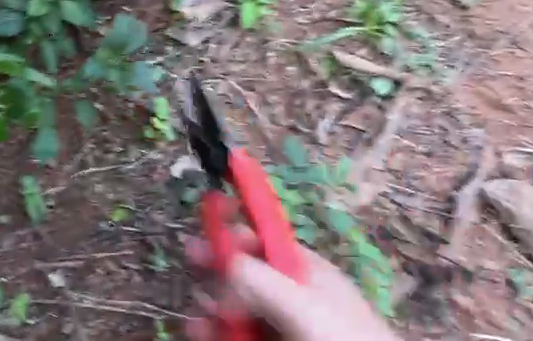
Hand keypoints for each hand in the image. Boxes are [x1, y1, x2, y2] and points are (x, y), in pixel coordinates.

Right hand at [186, 230, 400, 340]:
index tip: (211, 205)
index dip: (239, 218)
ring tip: (197, 316)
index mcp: (305, 270)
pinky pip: (243, 333)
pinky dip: (221, 331)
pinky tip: (203, 332)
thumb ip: (262, 279)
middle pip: (247, 270)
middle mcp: (293, 294)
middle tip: (190, 255)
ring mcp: (284, 325)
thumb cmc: (342, 338)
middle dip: (218, 263)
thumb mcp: (302, 304)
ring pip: (241, 307)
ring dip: (215, 305)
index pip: (266, 234)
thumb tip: (226, 259)